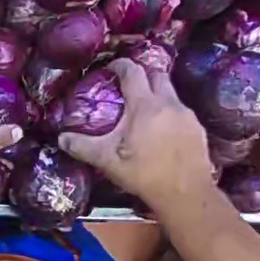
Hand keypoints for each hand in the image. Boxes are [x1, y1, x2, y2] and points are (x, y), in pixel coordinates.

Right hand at [58, 59, 215, 218]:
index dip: (121, 65)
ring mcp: (187, 115)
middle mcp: (168, 103)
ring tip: (144, 110)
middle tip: (129, 85)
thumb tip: (62, 139)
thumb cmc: (144, 174)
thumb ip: (83, 147)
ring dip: (157, 95)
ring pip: (171, 93)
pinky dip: (169, 114)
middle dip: (143, 75)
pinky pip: (181, 112)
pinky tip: (162, 131)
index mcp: (145, 106)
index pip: (133, 72)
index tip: (112, 67)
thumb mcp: (108, 161)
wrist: (185, 194)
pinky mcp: (198, 129)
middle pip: (157, 75)